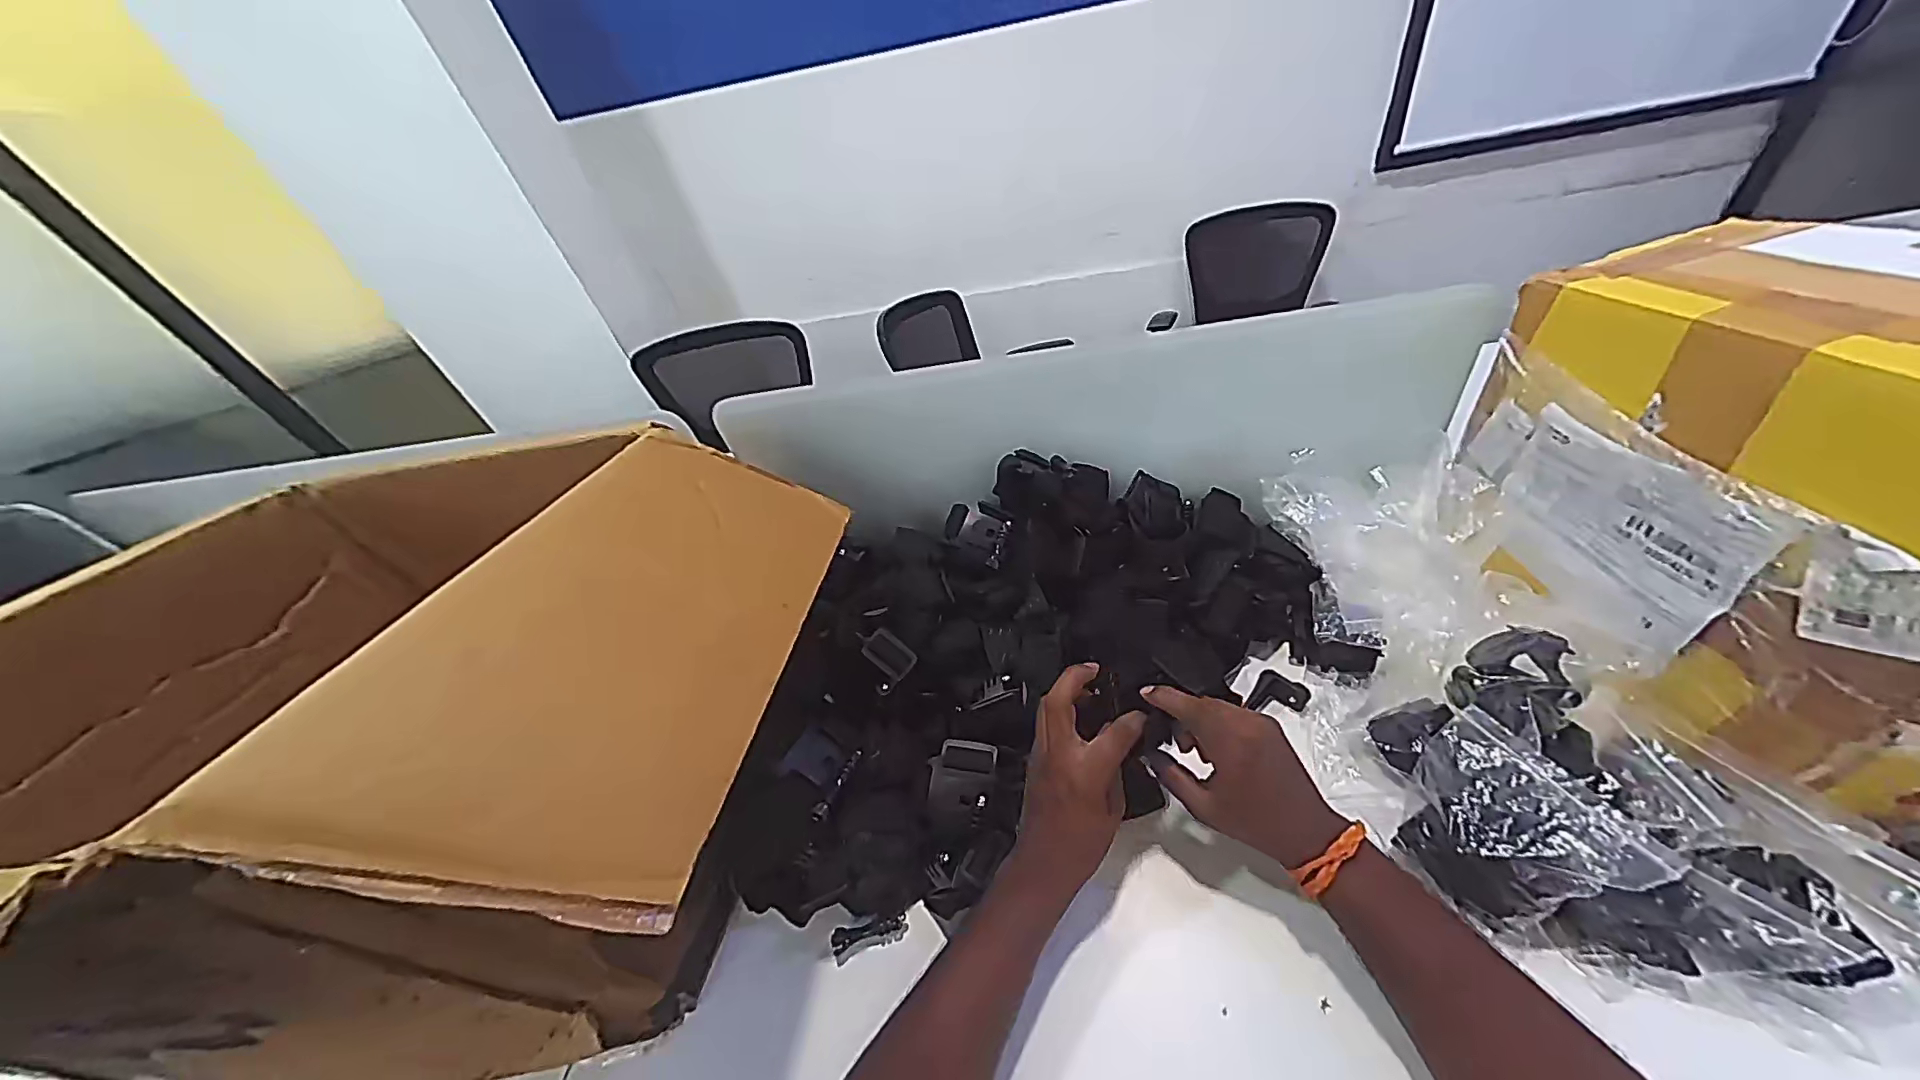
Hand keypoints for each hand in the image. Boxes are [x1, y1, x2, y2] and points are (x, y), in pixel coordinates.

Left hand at [1011, 663, 1146, 893]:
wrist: (1044, 861)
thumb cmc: (1079, 845)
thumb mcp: (1113, 807)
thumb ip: (1117, 768)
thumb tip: (1122, 745)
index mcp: (1085, 769)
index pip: (1114, 729)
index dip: (1132, 719)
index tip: (1140, 715)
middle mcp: (1059, 755)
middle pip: (1059, 699)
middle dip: (1075, 676)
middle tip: (1094, 670)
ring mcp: (1041, 755)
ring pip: (1046, 707)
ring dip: (1065, 691)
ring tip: (1087, 689)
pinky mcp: (1033, 760)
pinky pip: (1045, 724)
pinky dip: (1060, 712)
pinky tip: (1077, 718)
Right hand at [1142, 685, 1346, 866]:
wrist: (1306, 831)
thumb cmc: (1262, 823)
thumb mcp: (1203, 806)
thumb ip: (1171, 775)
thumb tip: (1153, 756)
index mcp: (1229, 740)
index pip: (1187, 704)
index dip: (1162, 697)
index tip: (1147, 694)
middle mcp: (1248, 724)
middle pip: (1202, 703)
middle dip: (1182, 715)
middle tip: (1175, 741)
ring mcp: (1262, 724)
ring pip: (1218, 707)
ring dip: (1201, 720)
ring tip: (1199, 752)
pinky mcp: (1270, 728)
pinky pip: (1235, 714)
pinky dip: (1219, 724)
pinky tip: (1217, 751)